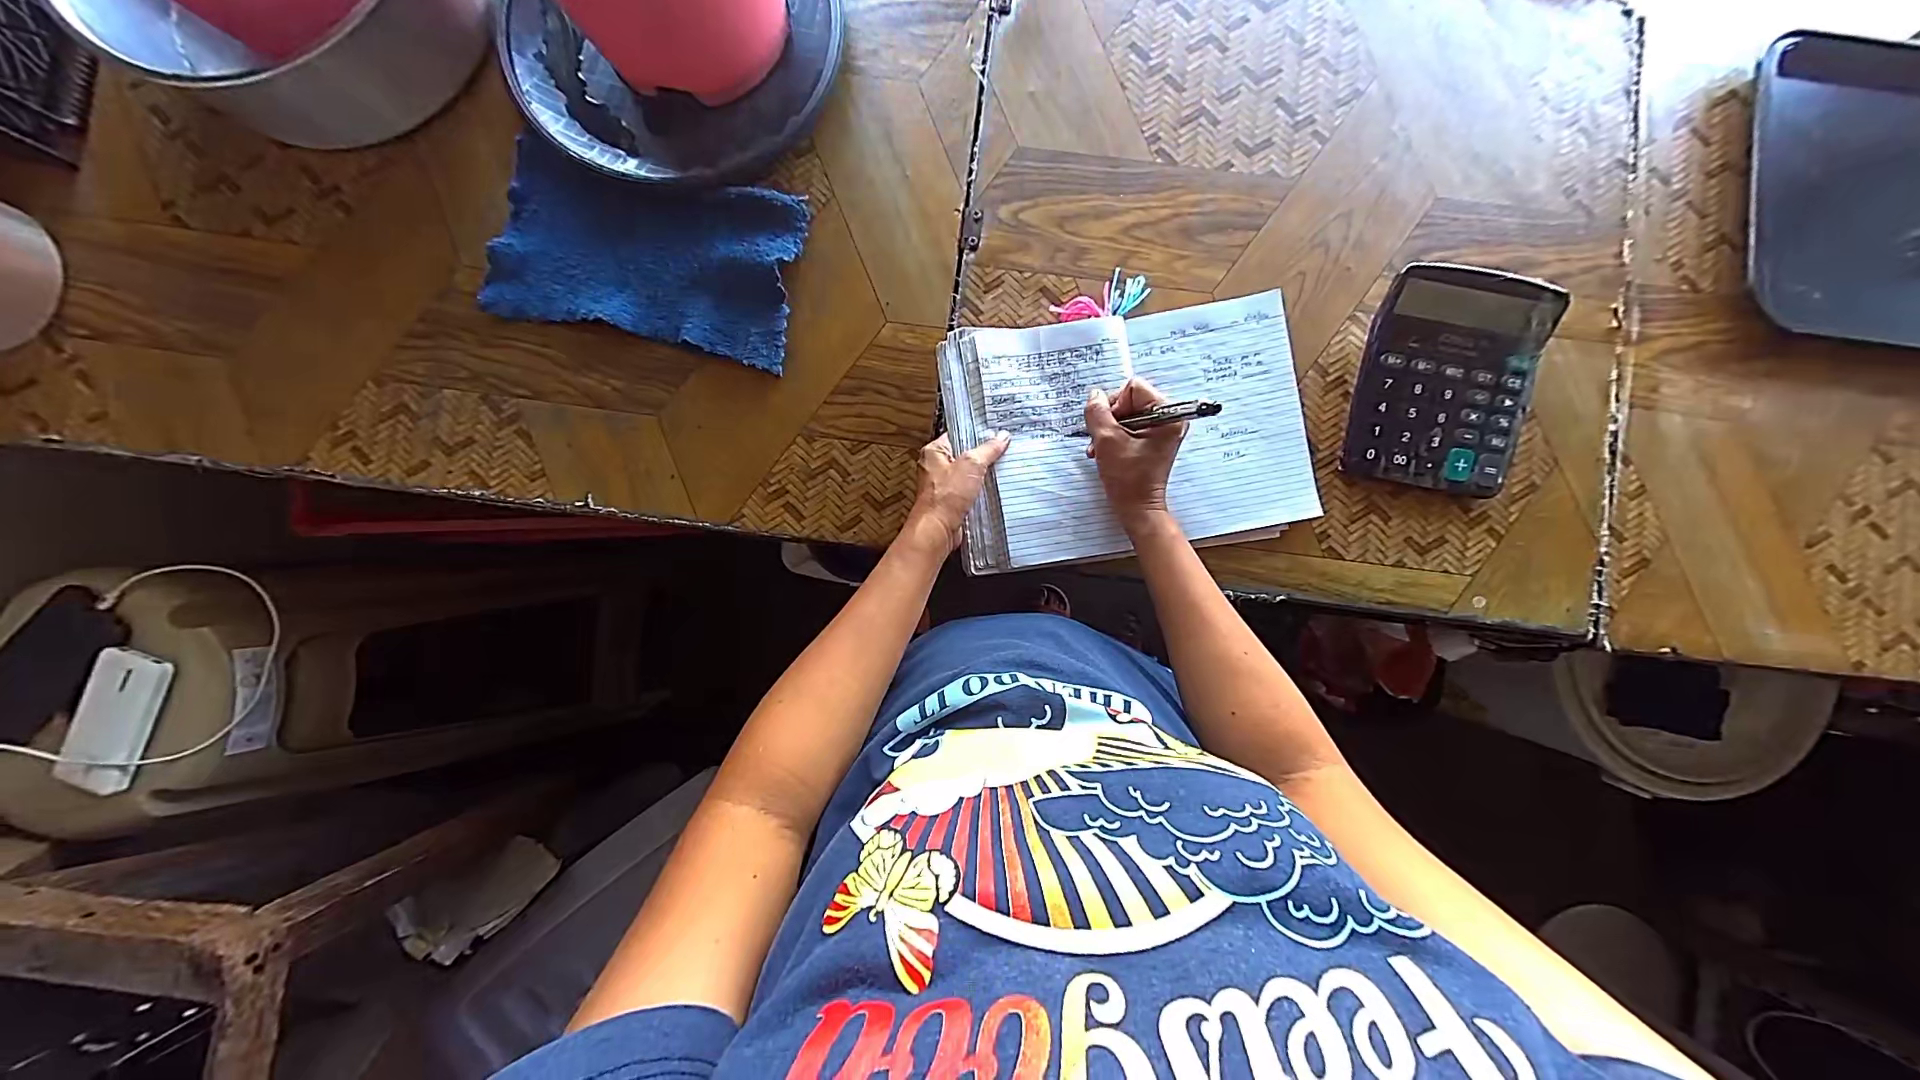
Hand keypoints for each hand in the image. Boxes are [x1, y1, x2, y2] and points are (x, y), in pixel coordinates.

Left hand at [904, 431, 1009, 553]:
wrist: (938, 531)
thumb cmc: (944, 498)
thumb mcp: (971, 465)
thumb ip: (988, 449)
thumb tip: (1001, 437)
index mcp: (934, 452)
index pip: (957, 435)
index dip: (976, 434)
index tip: (995, 433)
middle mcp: (936, 468)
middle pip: (964, 455)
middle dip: (983, 456)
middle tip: (1002, 451)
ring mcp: (943, 487)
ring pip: (969, 475)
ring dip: (983, 476)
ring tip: (1001, 469)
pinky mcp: (952, 503)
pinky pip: (970, 492)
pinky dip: (981, 492)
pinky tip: (994, 490)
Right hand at [1086, 377, 1183, 533]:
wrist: (1136, 507)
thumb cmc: (1128, 479)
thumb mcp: (1106, 440)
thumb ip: (1097, 412)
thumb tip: (1094, 396)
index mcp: (1167, 415)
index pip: (1134, 388)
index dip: (1115, 405)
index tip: (1110, 428)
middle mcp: (1170, 418)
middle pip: (1130, 399)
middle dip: (1111, 418)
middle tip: (1103, 439)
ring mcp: (1162, 429)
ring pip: (1127, 413)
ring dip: (1109, 428)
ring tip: (1102, 448)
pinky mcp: (1154, 438)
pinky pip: (1130, 424)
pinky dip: (1115, 435)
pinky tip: (1107, 449)